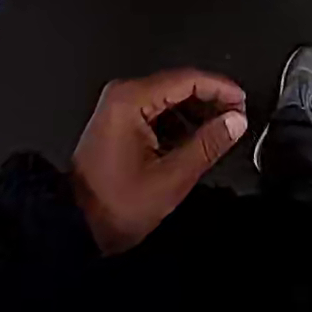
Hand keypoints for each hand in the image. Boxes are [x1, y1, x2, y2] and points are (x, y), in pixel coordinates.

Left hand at [71, 68, 246, 254]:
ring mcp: (118, 105)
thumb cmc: (116, 206)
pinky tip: (195, 138)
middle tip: (235, 118)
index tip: (242, 102)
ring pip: (170, 96)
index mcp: (131, 99)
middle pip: (179, 84)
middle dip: (210, 100)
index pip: (187, 79)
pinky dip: (179, 120)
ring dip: (196, 111)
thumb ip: (208, 144)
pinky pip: (157, 109)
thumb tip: (236, 121)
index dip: (220, 88)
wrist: (68, 231)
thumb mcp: (170, 178)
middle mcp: (123, 93)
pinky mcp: (118, 119)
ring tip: (219, 131)